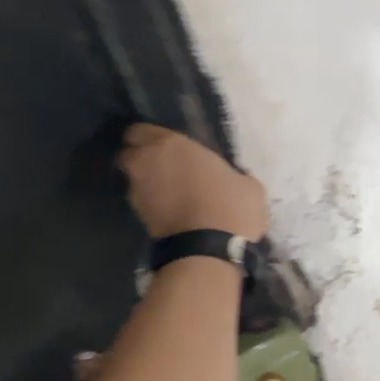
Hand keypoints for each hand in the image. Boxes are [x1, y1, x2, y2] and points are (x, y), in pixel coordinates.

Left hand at [117, 123, 269, 240]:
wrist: (209, 251)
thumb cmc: (231, 209)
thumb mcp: (249, 187)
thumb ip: (232, 174)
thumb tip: (233, 178)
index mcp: (172, 144)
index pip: (142, 130)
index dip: (155, 139)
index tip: (172, 149)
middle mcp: (146, 161)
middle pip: (130, 152)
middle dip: (142, 157)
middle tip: (165, 168)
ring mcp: (137, 189)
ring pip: (134, 178)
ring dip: (147, 182)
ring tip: (169, 194)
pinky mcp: (137, 215)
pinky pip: (142, 201)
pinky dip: (152, 204)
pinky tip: (171, 211)